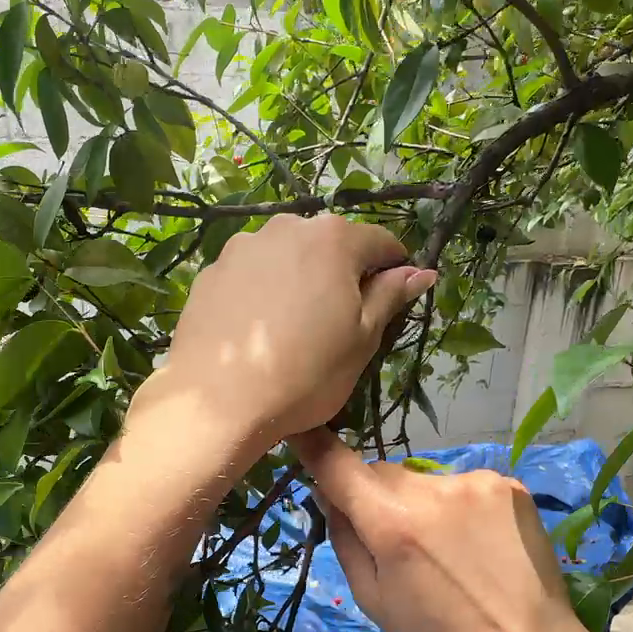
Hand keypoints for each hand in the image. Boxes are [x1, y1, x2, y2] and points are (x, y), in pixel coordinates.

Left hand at [132, 215, 436, 456]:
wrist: (218, 402)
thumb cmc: (306, 375)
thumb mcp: (362, 341)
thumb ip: (390, 297)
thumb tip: (421, 272)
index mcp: (334, 239)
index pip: (381, 243)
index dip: (394, 271)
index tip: (393, 301)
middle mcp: (287, 227)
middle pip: (330, 245)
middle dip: (342, 275)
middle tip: (339, 325)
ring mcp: (243, 247)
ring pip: (287, 258)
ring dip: (300, 282)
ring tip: (293, 331)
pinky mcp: (211, 273)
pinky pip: (251, 277)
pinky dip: (263, 296)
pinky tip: (258, 335)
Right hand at [291, 429, 614, 631]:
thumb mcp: (374, 600)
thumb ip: (345, 539)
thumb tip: (328, 495)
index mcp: (392, 522)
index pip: (338, 464)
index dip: (314, 448)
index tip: (302, 435)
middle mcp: (432, 488)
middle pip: (383, 474)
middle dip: (378, 499)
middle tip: (396, 545)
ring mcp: (476, 482)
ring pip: (425, 482)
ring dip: (423, 505)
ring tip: (449, 553)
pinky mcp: (510, 485)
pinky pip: (464, 487)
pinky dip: (460, 509)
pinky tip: (479, 546)